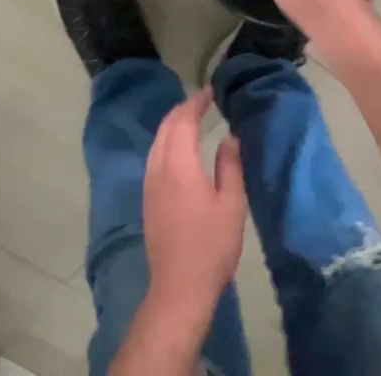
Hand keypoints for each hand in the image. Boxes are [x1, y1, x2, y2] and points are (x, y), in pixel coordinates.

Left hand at [144, 90, 245, 314]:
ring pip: (157, 142)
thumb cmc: (211, 245)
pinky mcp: (148, 199)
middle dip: (183, 110)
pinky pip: (155, 157)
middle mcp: (158, 169)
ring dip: (173, 126)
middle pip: (166, 128)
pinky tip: (181, 151)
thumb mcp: (232, 204)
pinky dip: (167, 143)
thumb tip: (228, 138)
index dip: (196, 102)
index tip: (212, 92)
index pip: (183, 121)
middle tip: (204, 102)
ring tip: (193, 120)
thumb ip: (230, 166)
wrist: (179, 287)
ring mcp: (149, 185)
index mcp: (179, 166)